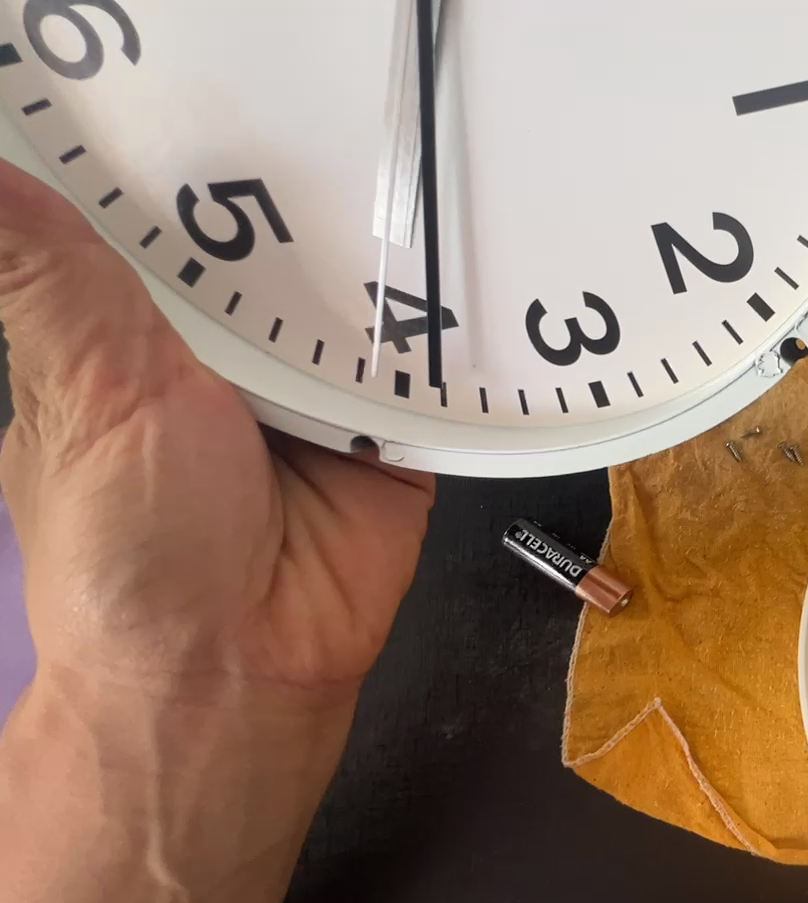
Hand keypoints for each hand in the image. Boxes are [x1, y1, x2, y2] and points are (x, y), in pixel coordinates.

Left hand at [0, 159, 433, 732]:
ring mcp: (335, 398)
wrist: (257, 652)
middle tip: (360, 114)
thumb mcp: (88, 400)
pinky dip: (455, 347)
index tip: (216, 79)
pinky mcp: (406, 435)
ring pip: (366, 316)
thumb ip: (59, 293)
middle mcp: (246, 358)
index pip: (169, 228)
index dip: (185, 162)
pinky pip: (432, 380)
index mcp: (145, 337)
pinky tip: (483, 287)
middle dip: (313, 208)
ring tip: (434, 184)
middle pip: (285, 265)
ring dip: (391, 272)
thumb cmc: (142, 537)